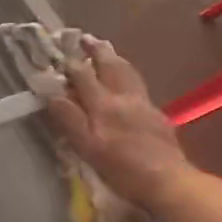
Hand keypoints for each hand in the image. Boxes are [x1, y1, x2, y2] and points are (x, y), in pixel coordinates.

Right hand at [45, 37, 195, 210]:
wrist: (169, 182)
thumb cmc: (121, 168)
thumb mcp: (87, 146)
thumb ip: (69, 119)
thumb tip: (53, 95)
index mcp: (104, 105)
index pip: (84, 76)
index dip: (71, 63)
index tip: (61, 50)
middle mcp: (125, 99)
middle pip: (112, 67)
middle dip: (98, 51)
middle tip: (87, 38)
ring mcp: (145, 106)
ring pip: (129, 74)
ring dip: (116, 59)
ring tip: (106, 51)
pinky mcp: (158, 117)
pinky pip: (139, 88)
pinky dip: (128, 77)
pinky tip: (126, 84)